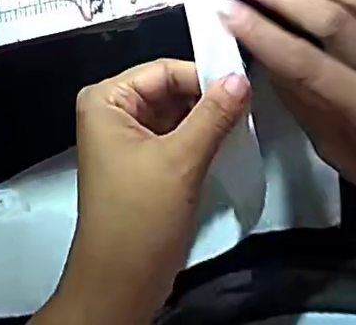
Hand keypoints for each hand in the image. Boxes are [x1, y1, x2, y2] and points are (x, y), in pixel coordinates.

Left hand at [41, 59, 250, 324]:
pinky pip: (172, 136)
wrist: (120, 285)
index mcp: (106, 98)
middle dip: (205, 98)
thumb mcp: (180, 162)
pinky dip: (198, 139)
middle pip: (167, 89)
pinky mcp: (140, 160)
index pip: (161, 71)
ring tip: (244, 121)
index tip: (244, 83)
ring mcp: (125, 136)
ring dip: (205, 119)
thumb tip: (241, 79)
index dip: (202, 75)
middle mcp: (111, 109)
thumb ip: (212, 117)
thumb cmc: (140, 217)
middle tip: (250, 103)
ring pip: (173, 113)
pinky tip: (227, 142)